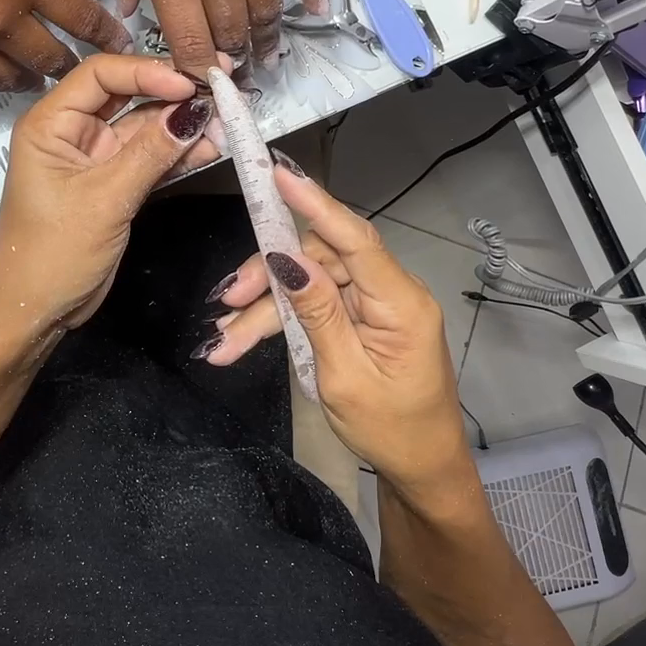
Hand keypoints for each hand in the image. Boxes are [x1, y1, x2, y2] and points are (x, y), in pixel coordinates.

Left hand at [0, 54, 220, 335]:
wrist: (34, 313)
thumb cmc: (54, 252)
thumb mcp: (104, 200)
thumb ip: (151, 153)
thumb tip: (195, 109)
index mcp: (50, 123)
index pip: (100, 74)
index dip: (146, 72)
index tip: (190, 83)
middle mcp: (71, 131)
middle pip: (126, 94)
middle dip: (172, 92)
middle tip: (222, 85)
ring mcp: (94, 157)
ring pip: (143, 127)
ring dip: (182, 124)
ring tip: (227, 120)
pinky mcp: (113, 183)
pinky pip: (149, 157)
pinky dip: (178, 153)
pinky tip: (212, 147)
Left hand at [100, 0, 324, 73]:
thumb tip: (134, 8)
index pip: (189, 41)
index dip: (197, 70)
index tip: (200, 83)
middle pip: (233, 29)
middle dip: (232, 59)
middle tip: (235, 75)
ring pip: (269, 4)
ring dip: (268, 36)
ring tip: (268, 58)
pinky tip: (313, 11)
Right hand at [204, 163, 471, 490]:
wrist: (422, 470)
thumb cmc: (391, 431)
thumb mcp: (345, 377)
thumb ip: (317, 314)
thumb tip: (288, 261)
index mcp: (400, 303)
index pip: (356, 239)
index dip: (316, 204)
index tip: (279, 175)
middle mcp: (389, 292)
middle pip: (319, 260)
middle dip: (268, 277)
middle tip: (226, 303)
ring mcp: (373, 303)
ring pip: (308, 282)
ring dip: (265, 307)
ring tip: (224, 338)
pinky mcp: (359, 316)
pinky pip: (313, 302)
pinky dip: (279, 318)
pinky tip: (242, 336)